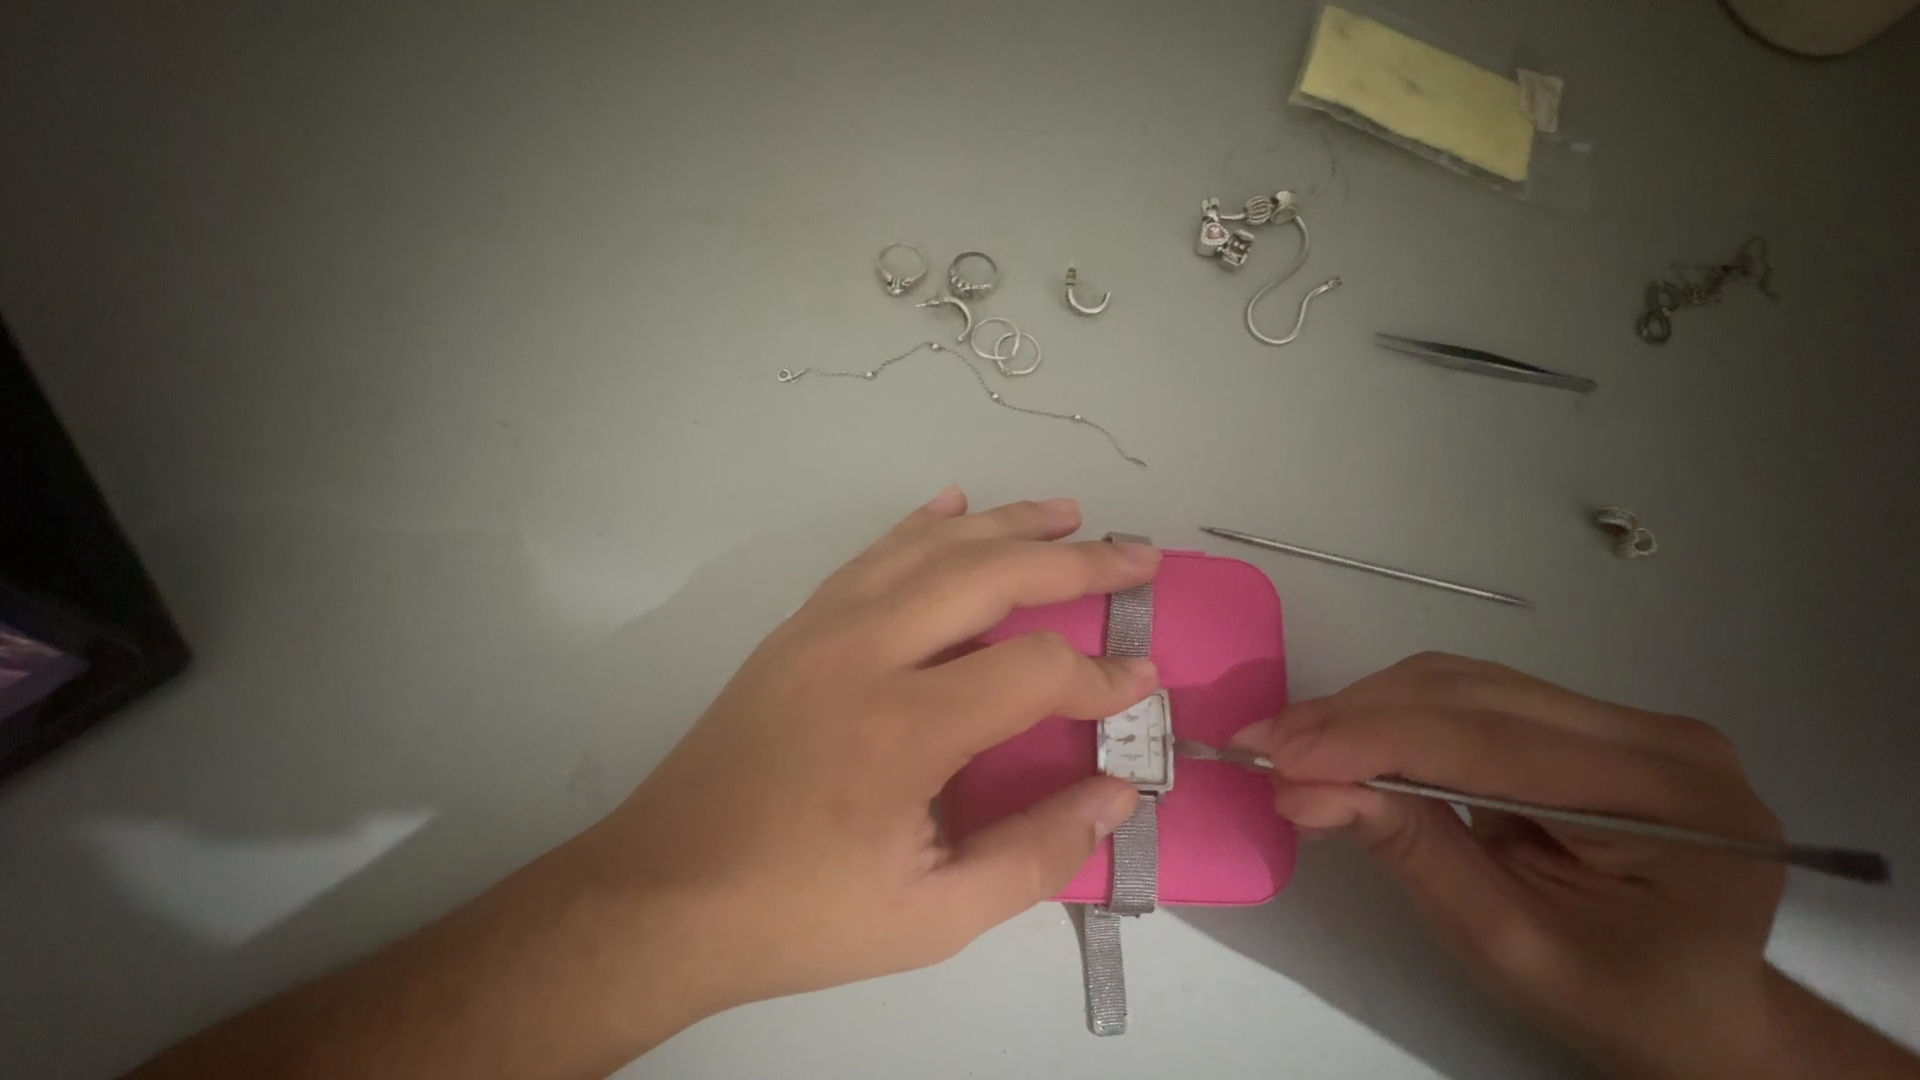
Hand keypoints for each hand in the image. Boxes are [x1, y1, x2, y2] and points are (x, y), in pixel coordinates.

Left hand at [581, 488, 1159, 1014]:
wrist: (661, 892)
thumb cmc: (800, 914)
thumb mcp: (933, 917)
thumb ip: (1036, 852)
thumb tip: (1116, 793)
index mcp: (903, 729)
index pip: (1034, 672)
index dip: (1100, 676)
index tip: (1142, 683)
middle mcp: (863, 652)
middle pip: (989, 575)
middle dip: (1075, 563)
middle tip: (1137, 555)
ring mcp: (821, 628)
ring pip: (930, 548)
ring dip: (1006, 524)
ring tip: (1066, 513)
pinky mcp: (795, 629)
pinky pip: (872, 556)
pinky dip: (921, 524)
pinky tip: (954, 505)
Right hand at [1230, 652, 1785, 1078]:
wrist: (1691, 1003)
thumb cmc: (1609, 994)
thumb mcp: (1504, 941)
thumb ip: (1408, 850)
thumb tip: (1300, 789)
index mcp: (1671, 803)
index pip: (1488, 744)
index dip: (1369, 740)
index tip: (1273, 752)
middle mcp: (1656, 736)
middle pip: (1466, 697)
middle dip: (1351, 718)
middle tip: (1263, 745)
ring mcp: (1620, 718)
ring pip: (1455, 682)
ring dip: (1361, 708)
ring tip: (1290, 742)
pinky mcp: (1578, 716)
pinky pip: (1462, 693)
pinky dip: (1388, 711)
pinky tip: (1340, 736)